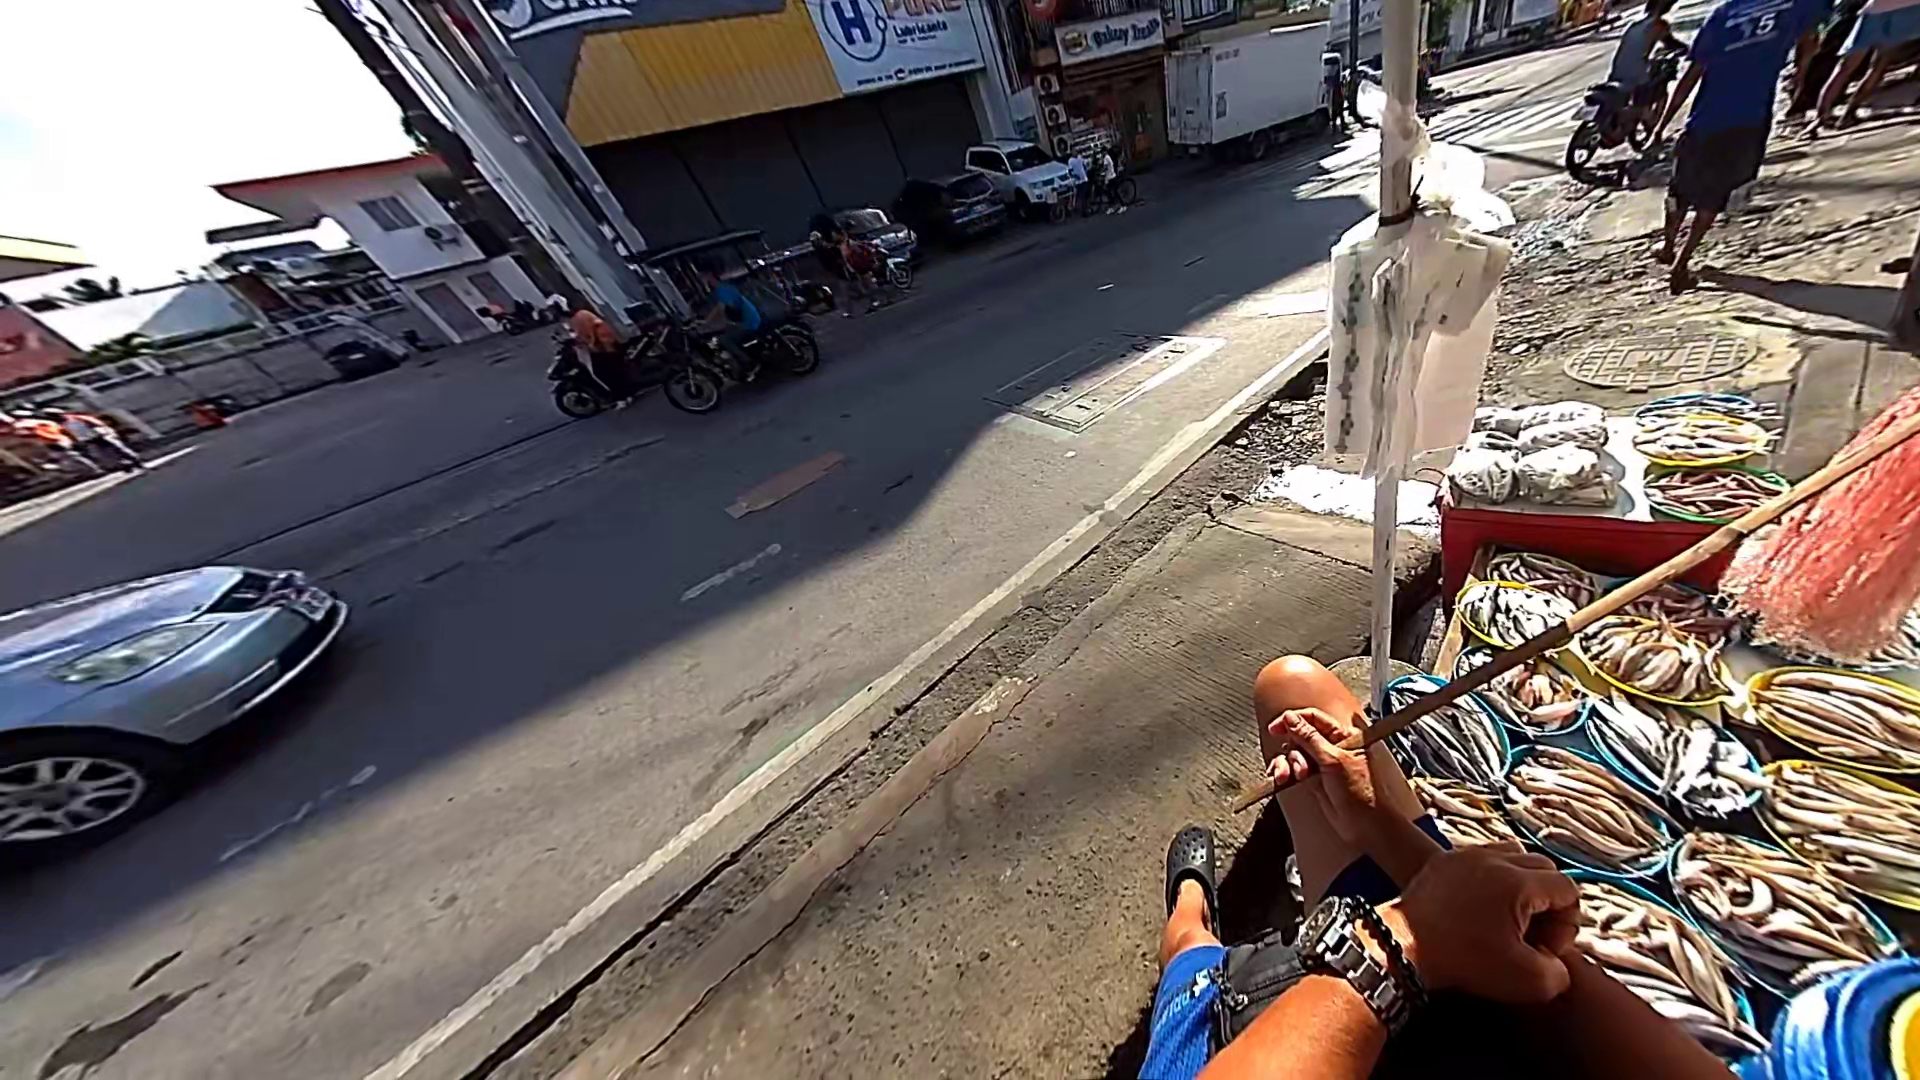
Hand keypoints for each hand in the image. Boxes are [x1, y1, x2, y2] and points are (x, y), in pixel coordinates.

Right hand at [1267, 707, 1396, 846]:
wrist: (1366, 827)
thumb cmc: (1362, 794)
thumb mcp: (1333, 760)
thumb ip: (1309, 737)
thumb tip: (1290, 718)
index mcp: (1342, 736)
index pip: (1312, 718)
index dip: (1292, 721)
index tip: (1277, 728)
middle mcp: (1330, 747)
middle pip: (1298, 735)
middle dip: (1292, 748)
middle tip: (1298, 763)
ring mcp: (1320, 763)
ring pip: (1291, 752)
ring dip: (1287, 763)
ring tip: (1292, 776)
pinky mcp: (1312, 778)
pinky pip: (1289, 768)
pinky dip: (1283, 771)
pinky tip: (1283, 778)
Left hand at [1377, 848, 1579, 1003]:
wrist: (1406, 941)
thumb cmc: (1467, 959)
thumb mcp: (1537, 981)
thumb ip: (1563, 965)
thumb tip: (1551, 952)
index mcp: (1514, 880)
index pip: (1568, 887)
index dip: (1569, 922)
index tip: (1546, 946)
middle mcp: (1488, 857)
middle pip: (1541, 865)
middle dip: (1548, 899)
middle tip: (1533, 932)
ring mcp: (1460, 854)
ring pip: (1511, 854)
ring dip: (1522, 883)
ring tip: (1511, 916)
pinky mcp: (1441, 859)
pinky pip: (1481, 857)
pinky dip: (1493, 877)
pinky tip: (1484, 907)